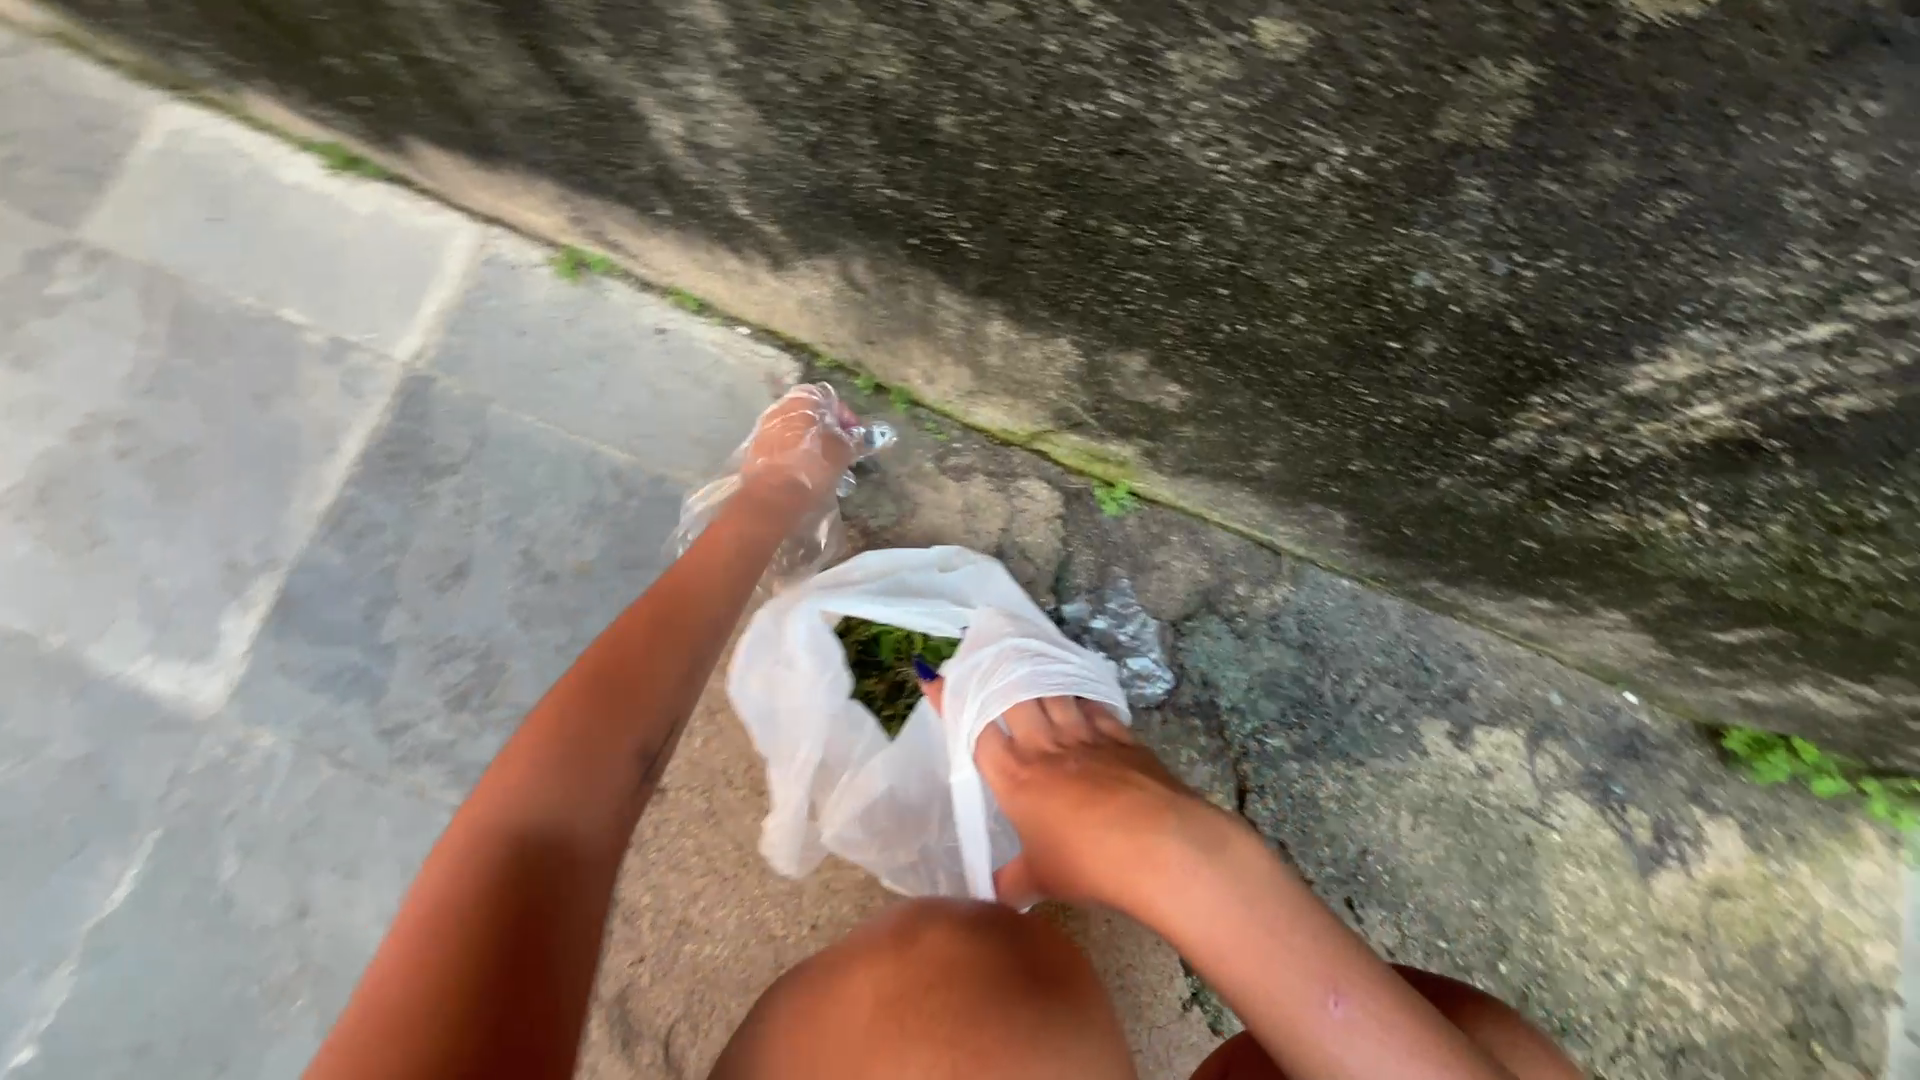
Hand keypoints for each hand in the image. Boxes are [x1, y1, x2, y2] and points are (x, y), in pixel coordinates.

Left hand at [737, 383, 861, 509]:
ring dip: (813, 446)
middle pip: (811, 416)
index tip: (856, 437)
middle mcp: (781, 408)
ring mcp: (764, 430)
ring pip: (797, 434)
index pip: (831, 398)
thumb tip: (856, 436)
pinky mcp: (755, 452)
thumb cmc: (813, 466)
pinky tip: (806, 476)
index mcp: (804, 400)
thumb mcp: (843, 452)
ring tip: (826, 469)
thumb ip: (852, 440)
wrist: (772, 496)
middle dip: (828, 433)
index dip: (846, 417)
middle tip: (843, 454)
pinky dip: (796, 458)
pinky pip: (783, 449)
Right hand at [921, 679, 1231, 912]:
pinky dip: (1081, 696)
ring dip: (1036, 676)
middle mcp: (1045, 746)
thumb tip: (996, 894)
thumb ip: (1014, 881)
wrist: (1158, 846)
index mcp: (1014, 776)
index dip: (952, 702)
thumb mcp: (1043, 878)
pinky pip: (1094, 706)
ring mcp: (1086, 736)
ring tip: (1025, 661)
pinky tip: (1078, 694)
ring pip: (1053, 692)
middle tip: (983, 659)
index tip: (934, 677)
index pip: (974, 729)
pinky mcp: (1122, 737)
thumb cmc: (1088, 862)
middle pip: (1013, 696)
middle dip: (995, 676)